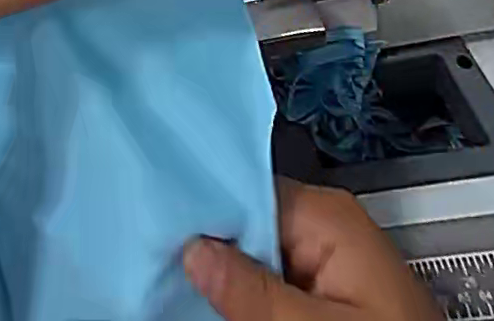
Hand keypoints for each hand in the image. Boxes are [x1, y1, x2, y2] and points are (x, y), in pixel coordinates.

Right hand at [185, 178, 443, 320]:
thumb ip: (256, 291)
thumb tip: (195, 248)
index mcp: (327, 214)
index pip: (246, 189)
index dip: (205, 210)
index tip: (166, 225)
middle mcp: (323, 224)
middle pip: (247, 221)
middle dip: (212, 245)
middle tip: (168, 261)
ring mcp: (322, 257)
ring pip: (254, 253)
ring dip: (226, 274)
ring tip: (183, 280)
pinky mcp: (321, 288)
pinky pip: (272, 276)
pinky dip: (249, 293)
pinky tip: (222, 303)